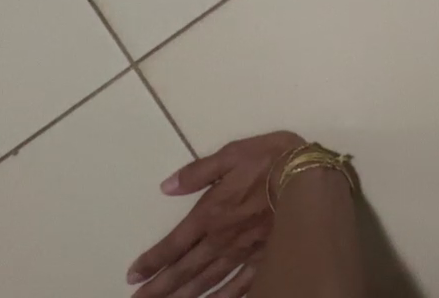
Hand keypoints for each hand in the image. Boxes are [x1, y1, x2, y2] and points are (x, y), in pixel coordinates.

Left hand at [128, 131, 304, 297]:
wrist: (306, 178)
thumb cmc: (269, 159)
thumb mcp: (231, 153)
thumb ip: (199, 172)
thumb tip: (166, 187)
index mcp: (210, 213)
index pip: (174, 243)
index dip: (152, 261)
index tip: (132, 276)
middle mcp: (221, 240)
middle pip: (185, 271)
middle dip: (159, 289)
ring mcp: (242, 255)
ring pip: (207, 284)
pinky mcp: (262, 261)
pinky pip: (239, 287)